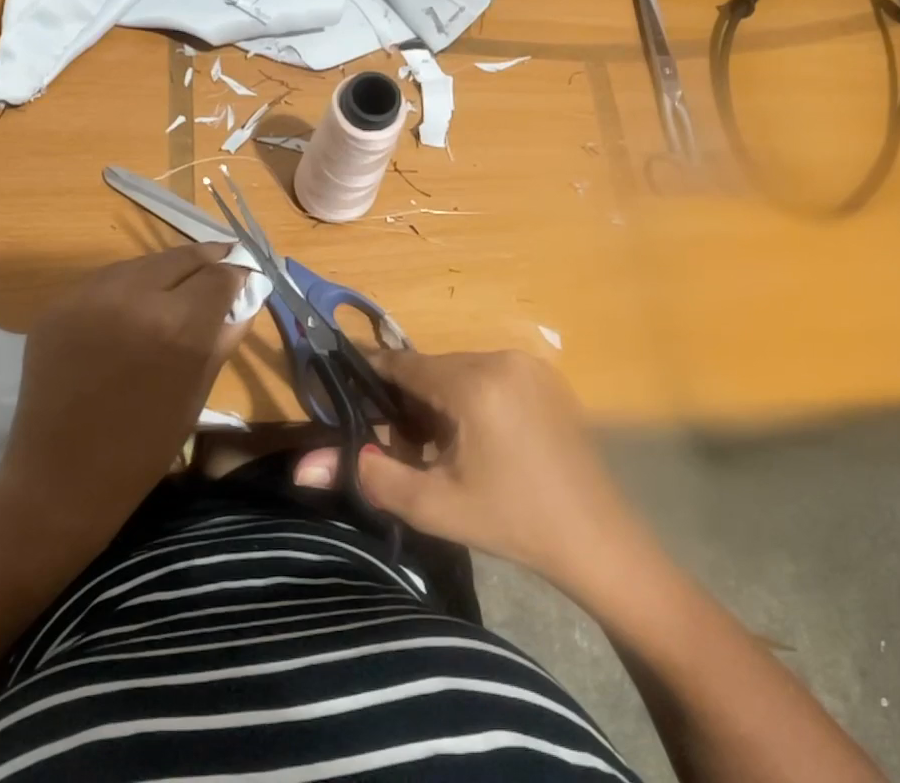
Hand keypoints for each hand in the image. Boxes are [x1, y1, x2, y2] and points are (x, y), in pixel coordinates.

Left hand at [1, 245, 246, 521]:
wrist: (63, 474)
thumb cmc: (145, 446)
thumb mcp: (198, 392)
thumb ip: (224, 336)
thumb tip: (246, 297)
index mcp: (177, 326)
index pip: (220, 276)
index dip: (238, 276)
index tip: (246, 279)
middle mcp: (132, 297)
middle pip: (181, 258)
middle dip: (206, 262)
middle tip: (222, 266)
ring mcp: (88, 296)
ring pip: (141, 264)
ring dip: (165, 272)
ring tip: (179, 288)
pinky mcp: (57, 304)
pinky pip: (105, 281)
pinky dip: (128, 287)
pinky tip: (136, 307)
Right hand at [297, 349, 638, 580]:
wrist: (598, 541)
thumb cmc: (512, 522)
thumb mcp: (433, 504)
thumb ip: (367, 475)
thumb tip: (302, 466)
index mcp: (475, 383)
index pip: (402, 364)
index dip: (368, 379)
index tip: (342, 399)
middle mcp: (503, 359)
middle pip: (431, 370)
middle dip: (408, 404)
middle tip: (403, 452)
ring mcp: (531, 367)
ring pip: (459, 374)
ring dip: (438, 404)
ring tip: (441, 455)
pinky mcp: (548, 381)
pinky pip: (489, 379)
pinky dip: (469, 402)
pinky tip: (477, 446)